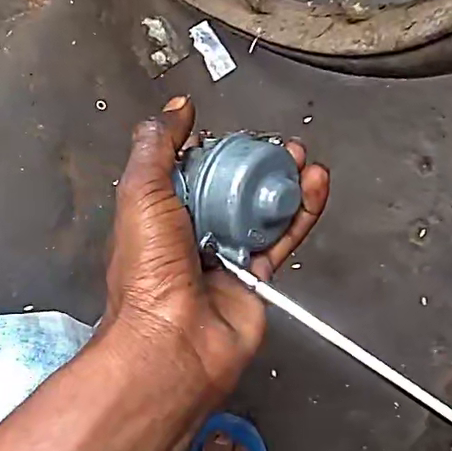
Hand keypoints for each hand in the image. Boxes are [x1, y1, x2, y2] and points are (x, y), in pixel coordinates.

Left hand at [102, 95, 329, 417]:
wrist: (172, 339)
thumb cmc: (144, 277)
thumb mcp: (140, 190)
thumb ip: (157, 145)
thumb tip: (174, 112)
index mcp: (156, 213)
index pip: (189, 169)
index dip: (211, 149)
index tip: (229, 133)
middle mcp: (190, 234)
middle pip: (229, 187)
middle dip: (254, 162)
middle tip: (273, 145)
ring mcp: (223, 255)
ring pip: (260, 209)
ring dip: (282, 181)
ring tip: (298, 158)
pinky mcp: (254, 275)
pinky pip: (282, 237)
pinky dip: (301, 210)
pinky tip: (311, 187)